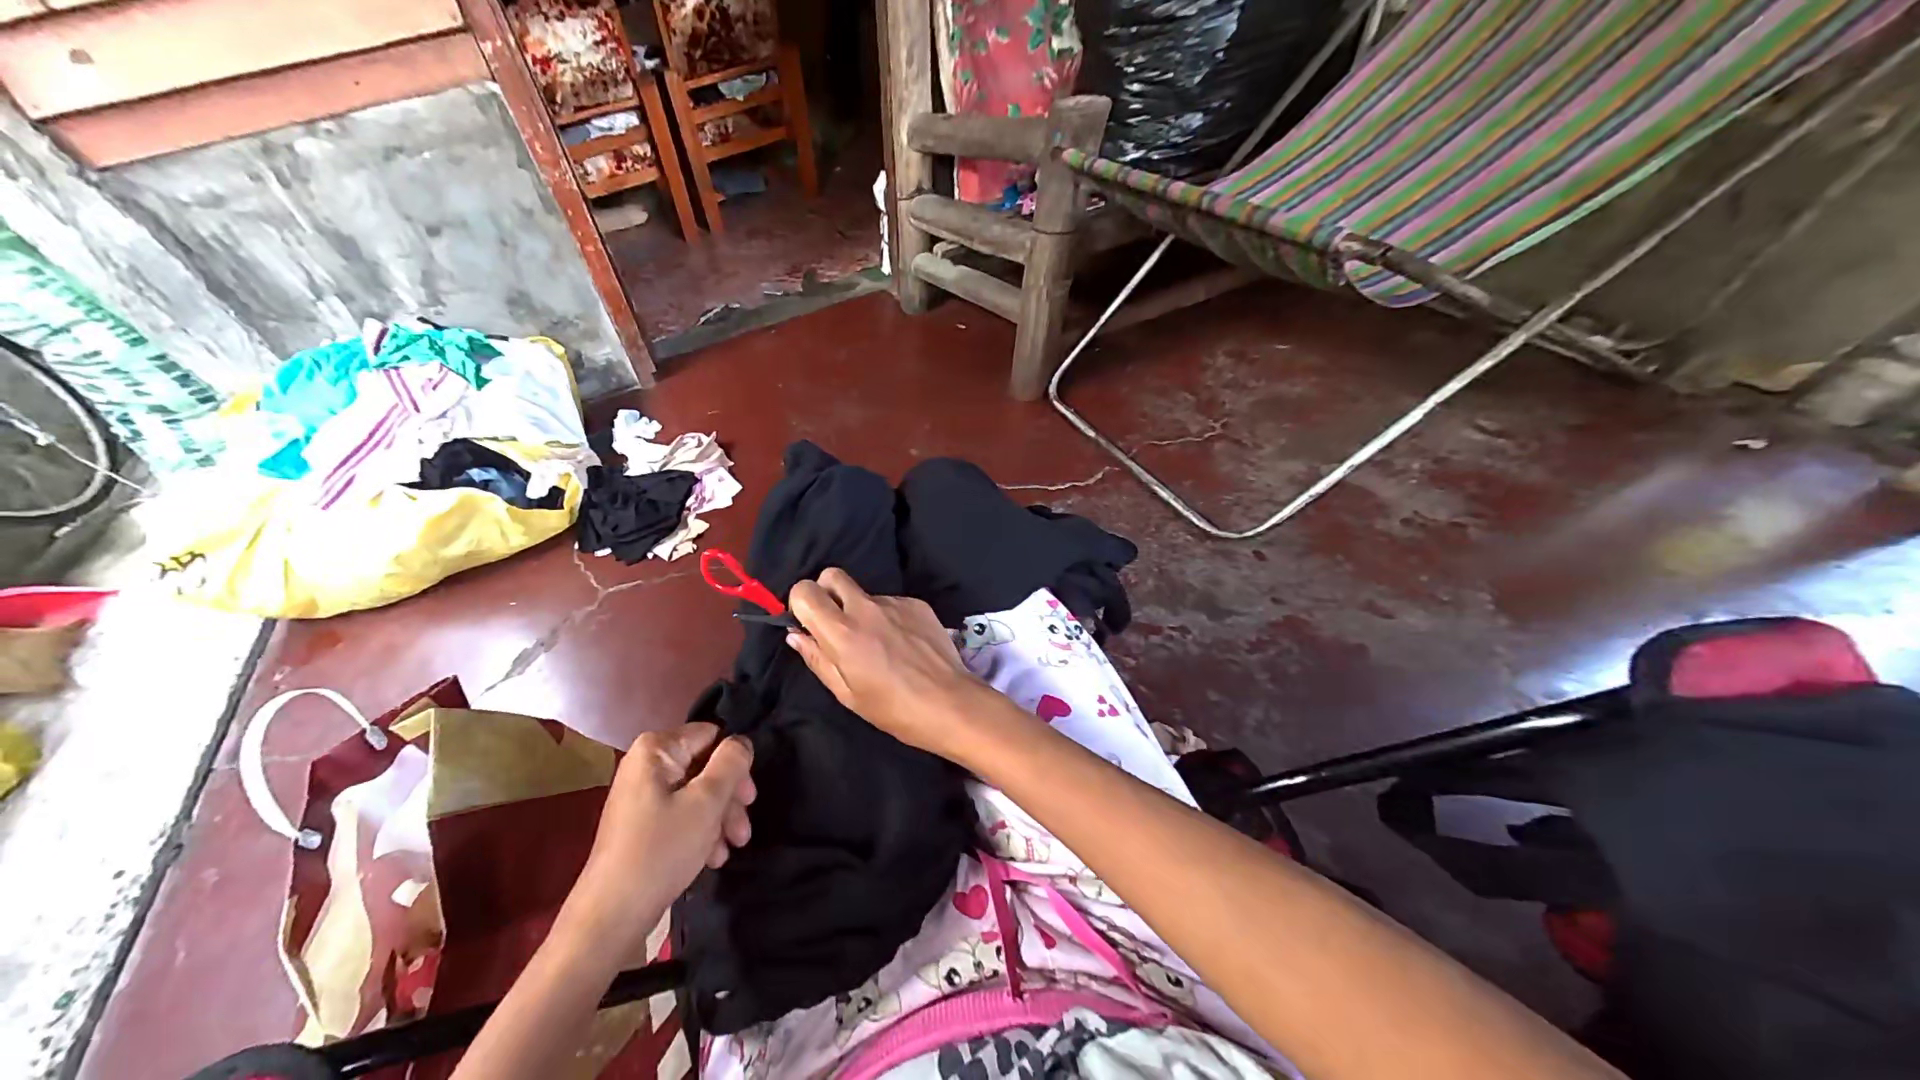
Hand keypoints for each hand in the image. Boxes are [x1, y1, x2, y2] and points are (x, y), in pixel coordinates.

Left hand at [562, 723, 754, 958]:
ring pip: (698, 793)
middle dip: (729, 799)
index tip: (748, 798)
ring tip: (729, 849)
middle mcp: (646, 765)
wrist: (613, 914)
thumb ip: (731, 763)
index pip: (712, 736)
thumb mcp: (706, 801)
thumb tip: (741, 742)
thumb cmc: (662, 849)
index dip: (735, 764)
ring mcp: (643, 794)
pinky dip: (701, 831)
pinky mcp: (643, 823)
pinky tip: (711, 857)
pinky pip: (682, 813)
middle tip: (743, 831)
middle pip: (706, 767)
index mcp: (656, 749)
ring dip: (720, 819)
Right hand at [785, 568, 990, 760]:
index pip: (805, 590)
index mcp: (841, 631)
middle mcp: (865, 607)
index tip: (810, 623)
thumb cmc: (893, 708)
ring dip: (863, 611)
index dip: (802, 603)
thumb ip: (817, 658)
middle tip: (837, 623)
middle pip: (832, 575)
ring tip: (880, 645)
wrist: (949, 702)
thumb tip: (797, 634)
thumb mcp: (846, 692)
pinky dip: (890, 618)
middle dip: (827, 592)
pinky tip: (903, 645)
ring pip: (865, 594)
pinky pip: (892, 603)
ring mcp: (895, 602)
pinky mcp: (918, 604)